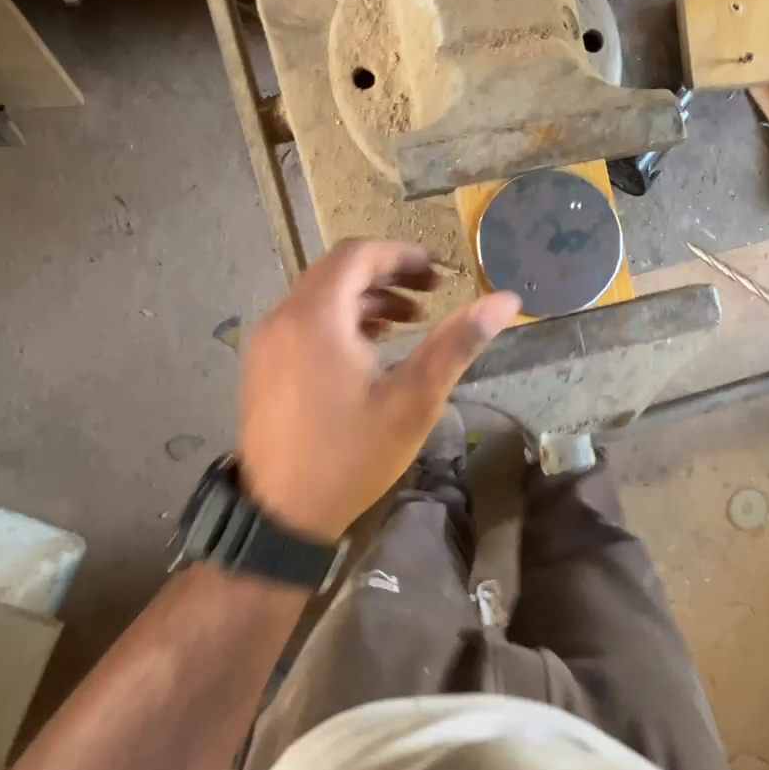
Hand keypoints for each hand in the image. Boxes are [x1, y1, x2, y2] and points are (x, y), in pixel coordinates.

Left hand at [237, 239, 520, 541]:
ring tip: (409, 321)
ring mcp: (266, 343)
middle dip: (387, 275)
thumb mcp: (414, 399)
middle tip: (431, 294)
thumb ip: (457, 342)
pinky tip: (370, 348)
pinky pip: (303, 322)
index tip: (438, 274)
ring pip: (319, 297)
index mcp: (316, 317)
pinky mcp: (262, 366)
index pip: (357, 254)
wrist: (282, 515)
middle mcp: (283, 318)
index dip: (401, 256)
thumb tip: (506, 301)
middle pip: (337, 271)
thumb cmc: (352, 455)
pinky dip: (339, 320)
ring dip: (365, 298)